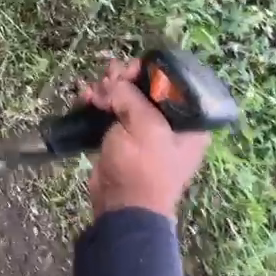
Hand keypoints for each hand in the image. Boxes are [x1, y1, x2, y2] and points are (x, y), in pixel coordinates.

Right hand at [78, 58, 209, 219]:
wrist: (123, 203)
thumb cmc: (143, 167)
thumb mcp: (145, 128)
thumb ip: (132, 97)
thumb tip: (113, 84)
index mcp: (189, 123)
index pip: (172, 84)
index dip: (148, 73)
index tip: (127, 72)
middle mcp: (170, 123)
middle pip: (144, 87)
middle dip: (122, 80)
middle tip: (107, 82)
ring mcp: (144, 129)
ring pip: (124, 95)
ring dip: (106, 89)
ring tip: (92, 93)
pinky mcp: (122, 135)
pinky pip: (110, 108)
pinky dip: (97, 100)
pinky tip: (86, 98)